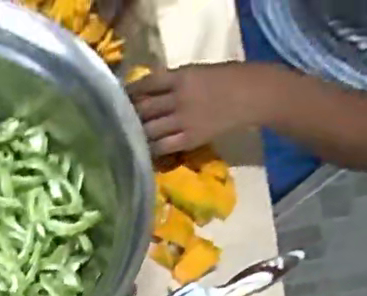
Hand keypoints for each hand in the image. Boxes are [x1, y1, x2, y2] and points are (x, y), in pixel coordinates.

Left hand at [128, 63, 265, 156]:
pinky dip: (151, 149)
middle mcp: (178, 99)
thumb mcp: (193, 73)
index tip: (120, 99)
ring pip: (150, 130)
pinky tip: (143, 151)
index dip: (130, 93)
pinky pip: (163, 147)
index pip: (146, 84)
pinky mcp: (189, 140)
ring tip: (128, 139)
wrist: (247, 96)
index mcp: (179, 77)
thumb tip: (146, 95)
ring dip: (137, 135)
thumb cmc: (221, 80)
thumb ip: (170, 83)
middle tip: (118, 123)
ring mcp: (183, 121)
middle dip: (129, 116)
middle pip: (144, 109)